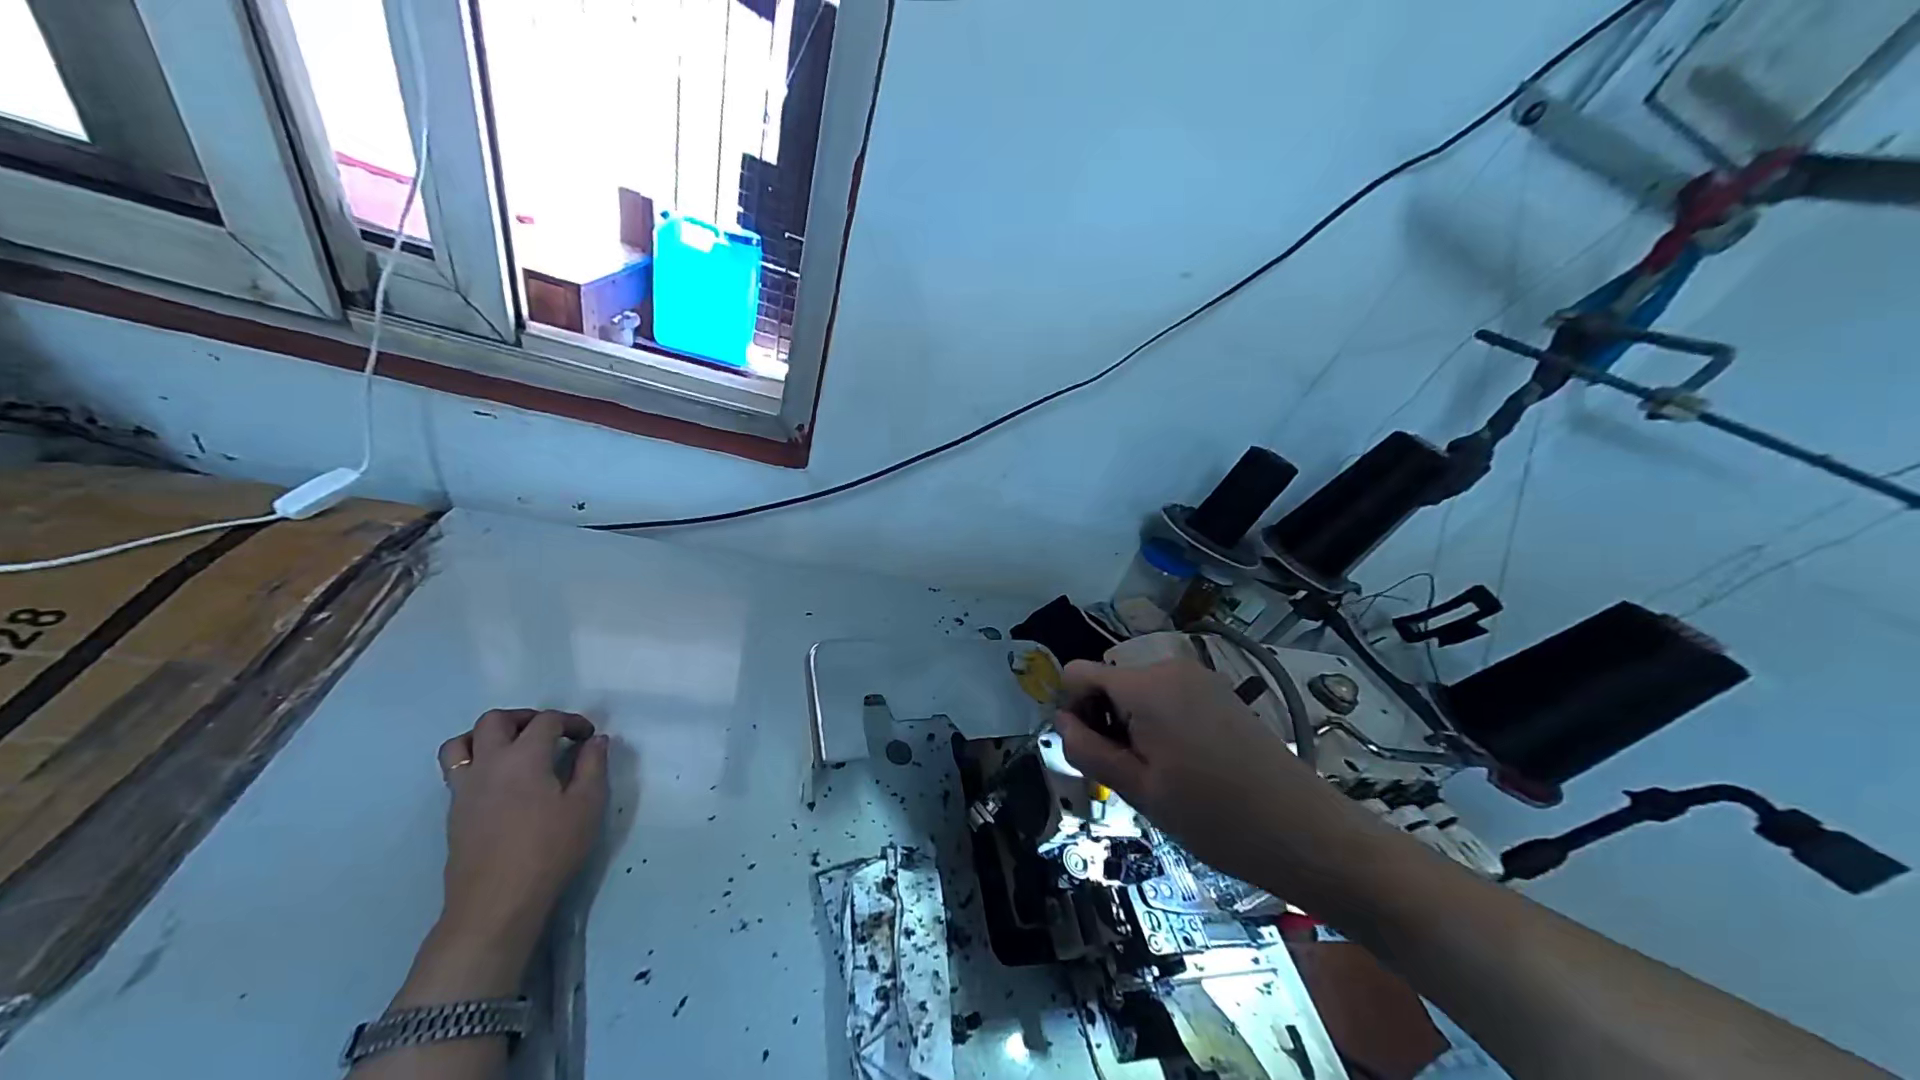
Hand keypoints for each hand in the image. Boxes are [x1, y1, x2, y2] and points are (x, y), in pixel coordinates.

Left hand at [435, 709, 608, 953]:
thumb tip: (595, 741)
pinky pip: (455, 770)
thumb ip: (593, 766)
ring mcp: (464, 788)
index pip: (546, 721)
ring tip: (513, 748)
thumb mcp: (587, 805)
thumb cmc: (550, 849)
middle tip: (550, 733)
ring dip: (487, 735)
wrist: (497, 902)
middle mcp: (488, 764)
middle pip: (495, 720)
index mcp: (524, 757)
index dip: (571, 721)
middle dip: (526, 718)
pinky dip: (475, 761)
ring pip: (461, 742)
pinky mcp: (454, 811)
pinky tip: (500, 781)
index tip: (588, 737)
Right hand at [1054, 657, 1362, 888]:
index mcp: (1146, 686)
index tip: (1094, 754)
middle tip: (1132, 773)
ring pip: (1138, 691)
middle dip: (1105, 720)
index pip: (1078, 673)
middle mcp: (1171, 667)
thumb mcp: (1138, 789)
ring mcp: (1200, 677)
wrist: (1304, 830)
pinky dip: (1160, 722)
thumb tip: (1061, 722)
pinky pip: (1168, 696)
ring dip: (1133, 725)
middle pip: (1109, 681)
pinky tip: (1186, 764)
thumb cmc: (1214, 817)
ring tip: (1162, 773)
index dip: (1073, 711)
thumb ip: (1088, 750)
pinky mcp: (1220, 692)